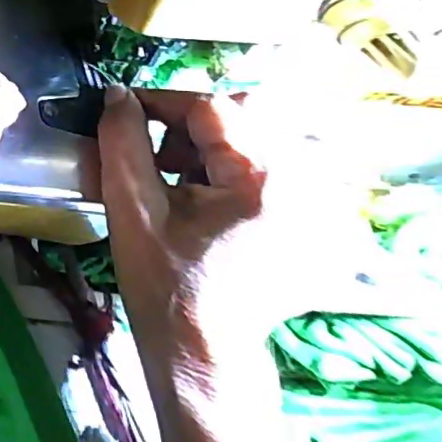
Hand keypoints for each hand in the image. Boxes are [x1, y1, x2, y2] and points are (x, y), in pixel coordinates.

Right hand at [94, 87, 374, 373]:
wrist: (203, 346)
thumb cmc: (163, 278)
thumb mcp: (130, 205)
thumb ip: (122, 139)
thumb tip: (118, 94)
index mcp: (264, 182)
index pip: (212, 107)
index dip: (159, 101)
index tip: (122, 111)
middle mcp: (309, 185)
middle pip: (246, 114)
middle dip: (190, 121)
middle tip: (156, 154)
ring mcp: (323, 205)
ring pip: (262, 134)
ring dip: (213, 140)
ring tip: (179, 175)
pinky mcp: (320, 220)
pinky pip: (279, 162)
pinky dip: (236, 162)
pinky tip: (207, 194)